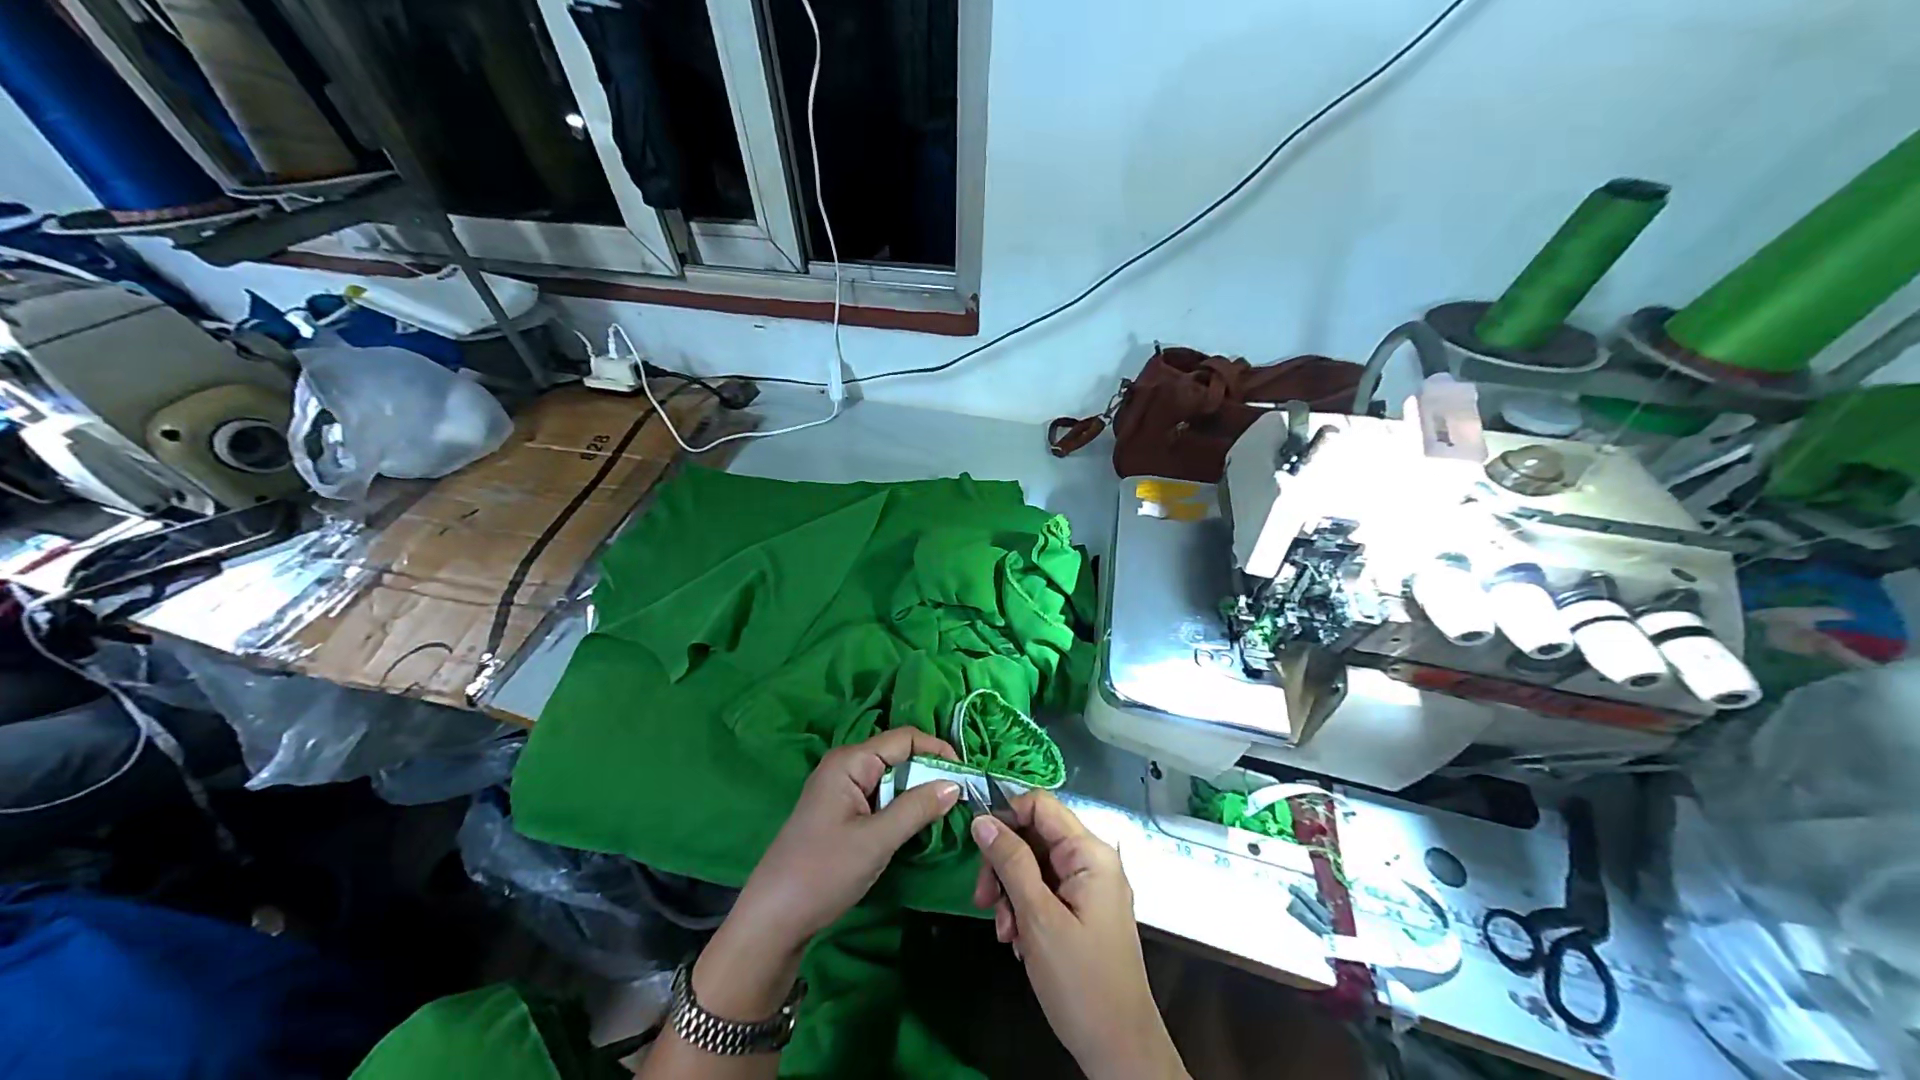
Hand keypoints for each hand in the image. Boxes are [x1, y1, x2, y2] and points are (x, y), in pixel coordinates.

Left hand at [692, 727, 963, 1023]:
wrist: (774, 918)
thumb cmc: (823, 871)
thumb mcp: (876, 840)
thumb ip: (917, 808)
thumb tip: (955, 783)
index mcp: (850, 761)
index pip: (905, 738)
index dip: (938, 750)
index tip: (969, 773)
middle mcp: (846, 767)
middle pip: (900, 756)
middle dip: (931, 773)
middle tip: (964, 798)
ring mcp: (842, 790)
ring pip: (893, 780)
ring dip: (918, 794)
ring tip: (948, 813)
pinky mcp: (842, 813)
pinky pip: (881, 799)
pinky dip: (902, 809)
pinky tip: (919, 827)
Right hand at [971, 792, 1188, 1079]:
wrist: (1118, 1048)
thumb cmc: (1080, 980)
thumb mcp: (1038, 917)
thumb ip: (1010, 862)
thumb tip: (982, 819)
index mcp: (1090, 853)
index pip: (1040, 805)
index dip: (1006, 816)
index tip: (978, 847)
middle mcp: (1092, 860)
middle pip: (1033, 836)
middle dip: (1004, 866)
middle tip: (984, 902)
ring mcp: (1088, 886)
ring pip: (1034, 865)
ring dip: (1011, 894)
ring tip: (1005, 933)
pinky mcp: (1082, 910)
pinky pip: (1044, 891)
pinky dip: (1025, 910)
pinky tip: (1019, 942)